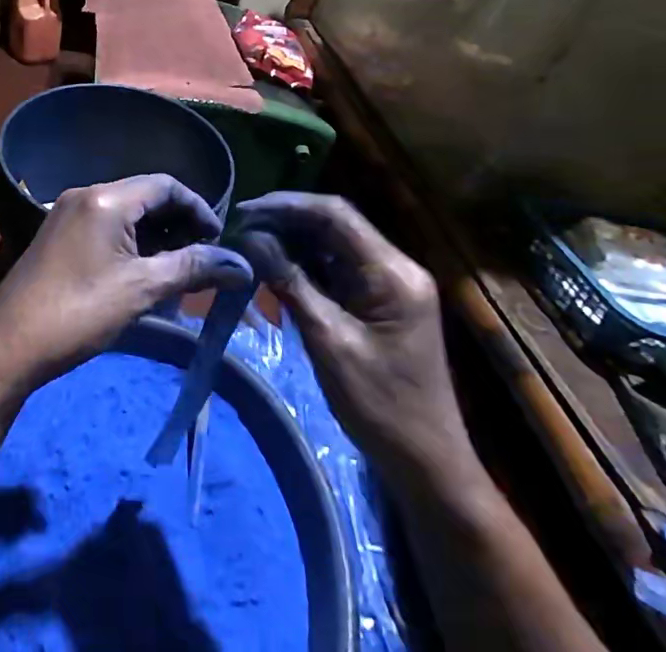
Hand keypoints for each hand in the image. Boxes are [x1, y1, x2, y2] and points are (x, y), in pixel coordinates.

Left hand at [0, 174, 251, 410]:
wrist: (8, 346)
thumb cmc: (79, 312)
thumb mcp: (142, 289)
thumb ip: (193, 269)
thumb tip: (242, 266)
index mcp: (105, 199)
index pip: (166, 185)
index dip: (199, 209)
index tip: (218, 241)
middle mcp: (84, 196)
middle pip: (145, 197)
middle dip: (178, 225)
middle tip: (201, 259)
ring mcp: (66, 216)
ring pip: (126, 215)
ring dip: (156, 238)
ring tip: (177, 273)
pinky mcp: (58, 238)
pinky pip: (105, 229)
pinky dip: (131, 245)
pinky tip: (143, 276)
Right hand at [237, 193, 472, 478]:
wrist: (425, 460)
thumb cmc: (380, 404)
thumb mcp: (329, 341)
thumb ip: (291, 282)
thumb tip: (252, 238)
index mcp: (393, 272)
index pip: (336, 214)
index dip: (286, 205)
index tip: (244, 211)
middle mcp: (396, 267)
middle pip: (336, 224)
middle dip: (287, 221)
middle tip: (240, 229)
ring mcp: (391, 284)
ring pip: (335, 245)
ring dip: (294, 241)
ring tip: (250, 244)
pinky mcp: (381, 302)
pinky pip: (339, 269)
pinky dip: (307, 265)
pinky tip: (276, 268)